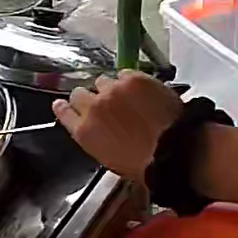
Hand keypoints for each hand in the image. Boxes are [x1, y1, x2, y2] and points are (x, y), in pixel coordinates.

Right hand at [52, 71, 183, 178]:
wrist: (175, 149)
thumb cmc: (144, 164)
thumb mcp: (109, 158)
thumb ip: (94, 138)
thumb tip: (95, 128)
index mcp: (84, 132)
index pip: (63, 111)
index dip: (64, 107)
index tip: (64, 105)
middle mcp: (93, 107)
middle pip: (78, 93)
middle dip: (88, 97)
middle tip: (103, 104)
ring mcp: (113, 90)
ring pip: (102, 81)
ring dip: (110, 88)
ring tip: (126, 97)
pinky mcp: (133, 79)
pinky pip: (124, 73)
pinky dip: (129, 81)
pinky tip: (140, 91)